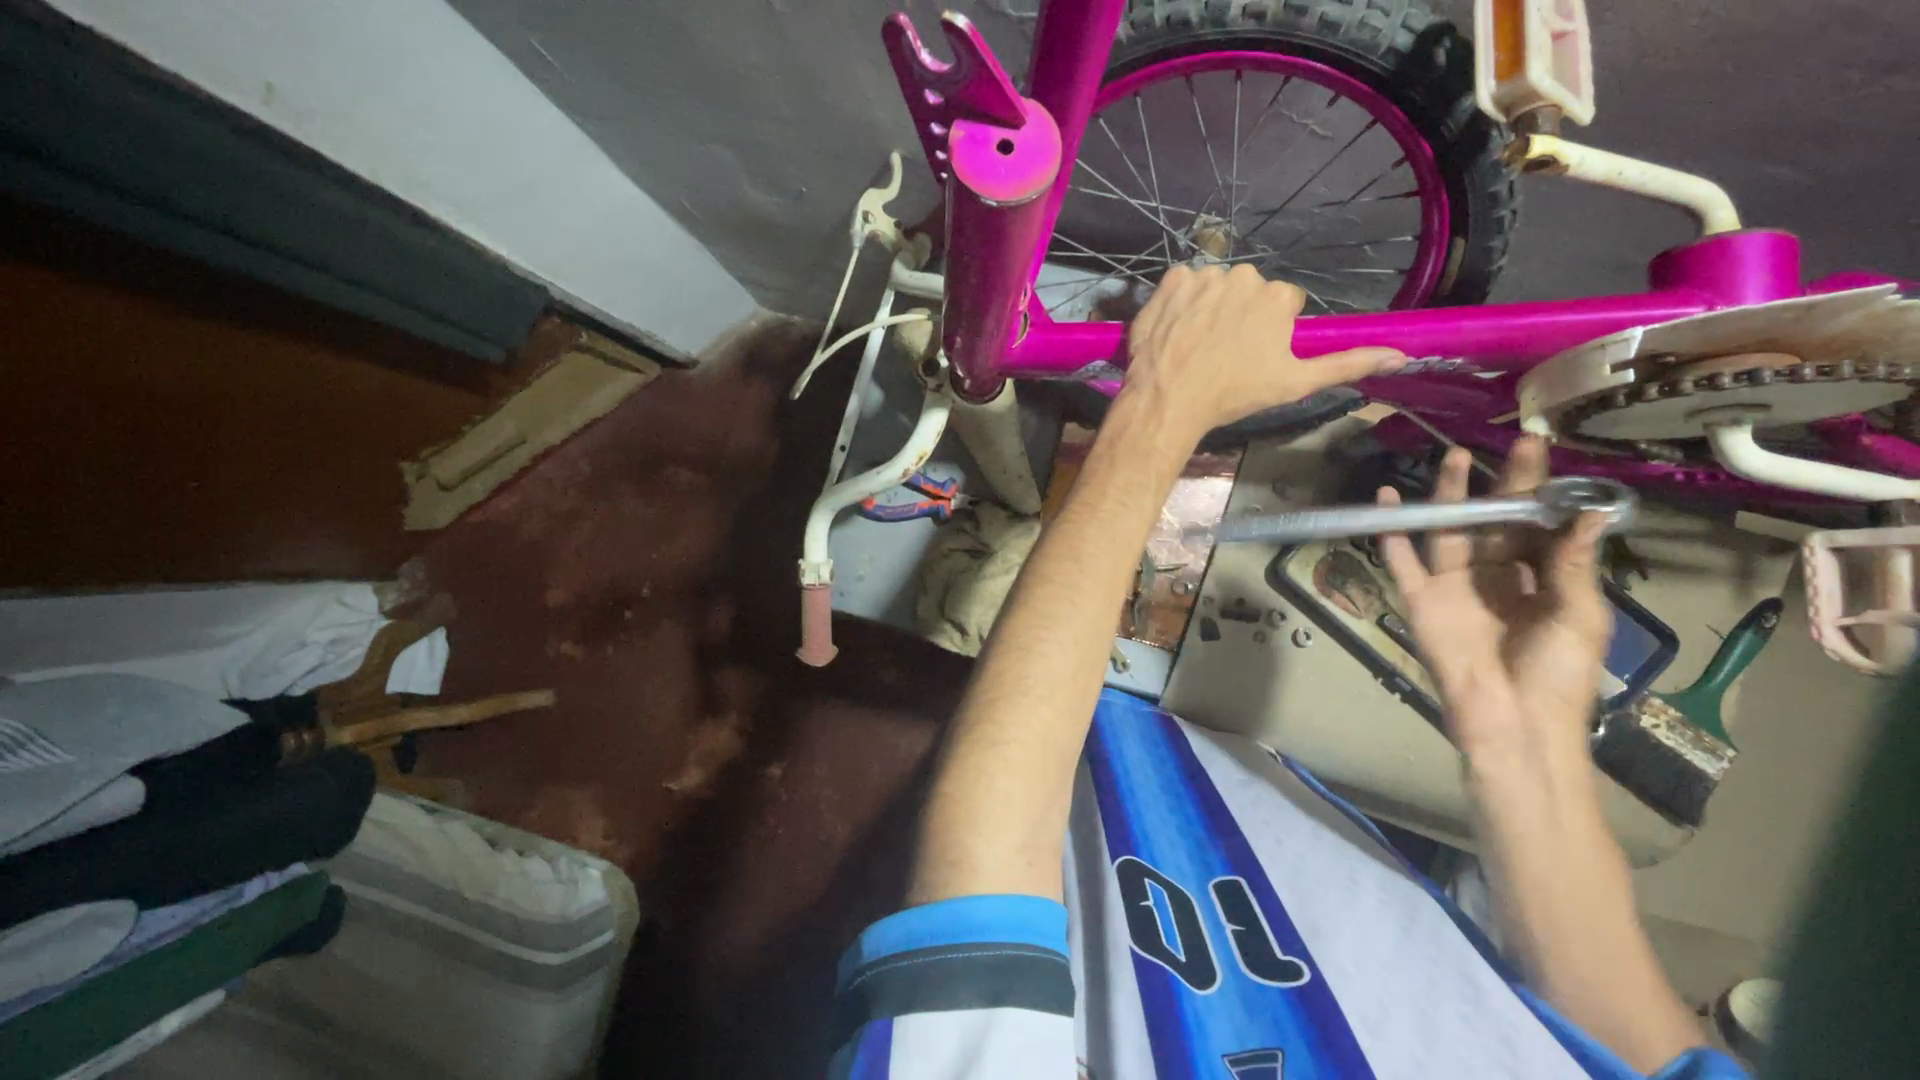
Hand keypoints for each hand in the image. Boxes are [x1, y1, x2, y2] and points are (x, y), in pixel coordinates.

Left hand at [1121, 264, 1404, 443]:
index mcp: (1276, 296)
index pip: (1284, 303)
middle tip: (1225, 353)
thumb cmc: (1233, 394)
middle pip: (1249, 292)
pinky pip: (1183, 283)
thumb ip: (1346, 364)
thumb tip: (1400, 355)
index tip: (1255, 355)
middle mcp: (1243, 276)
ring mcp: (1203, 276)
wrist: (1168, 398)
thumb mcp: (1295, 383)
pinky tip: (1177, 329)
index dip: (1271, 330)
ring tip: (1199, 344)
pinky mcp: (1170, 281)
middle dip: (1242, 315)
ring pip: (1217, 286)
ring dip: (1212, 307)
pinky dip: (1181, 301)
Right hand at [1376, 438, 1612, 754]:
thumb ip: (1573, 564)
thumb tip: (1587, 511)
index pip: (1539, 524)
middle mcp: (1496, 576)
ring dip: (1449, 495)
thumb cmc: (1558, 674)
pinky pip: (1402, 562)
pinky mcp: (1421, 601)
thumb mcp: (1580, 616)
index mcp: (1541, 579)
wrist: (1513, 721)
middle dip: (1504, 483)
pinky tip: (1384, 502)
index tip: (1545, 452)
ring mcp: (1455, 587)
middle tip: (1514, 444)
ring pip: (1448, 530)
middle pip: (1495, 520)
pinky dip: (1391, 534)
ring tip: (1452, 457)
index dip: (1542, 490)